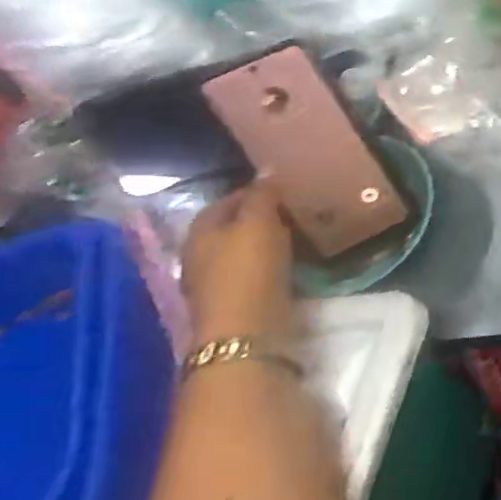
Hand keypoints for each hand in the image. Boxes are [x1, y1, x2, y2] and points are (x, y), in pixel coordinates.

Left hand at [182, 183, 295, 344]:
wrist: (246, 330)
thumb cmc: (248, 270)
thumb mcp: (258, 225)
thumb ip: (262, 196)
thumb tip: (267, 169)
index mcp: (200, 231)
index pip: (226, 200)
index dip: (254, 190)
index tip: (286, 186)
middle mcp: (201, 253)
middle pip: (233, 225)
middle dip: (261, 215)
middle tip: (297, 207)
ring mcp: (216, 279)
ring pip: (244, 247)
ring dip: (268, 238)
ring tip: (300, 230)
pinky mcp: (237, 298)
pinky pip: (256, 267)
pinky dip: (273, 258)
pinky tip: (293, 257)